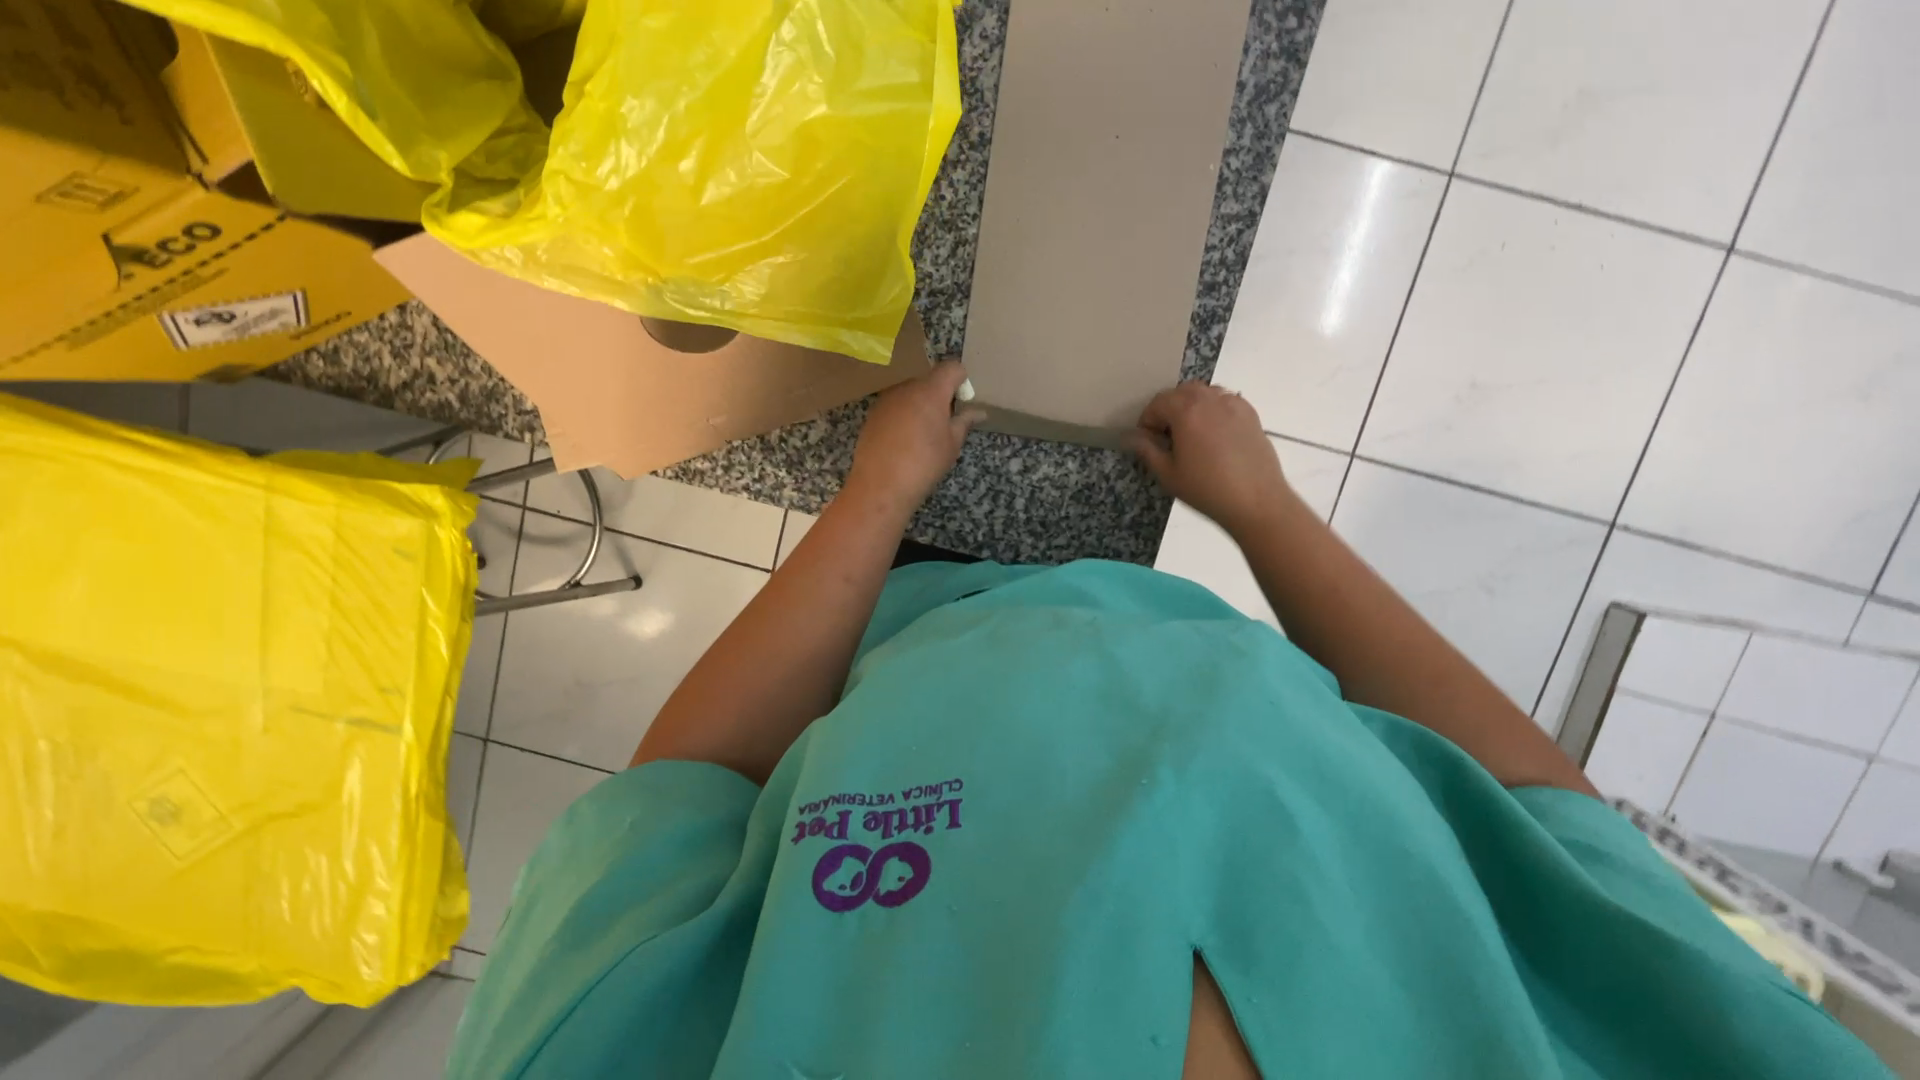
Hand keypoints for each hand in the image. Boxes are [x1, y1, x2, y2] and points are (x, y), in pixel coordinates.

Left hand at [846, 361, 983, 514]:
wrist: (880, 486)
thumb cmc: (923, 464)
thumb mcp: (951, 445)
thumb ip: (964, 422)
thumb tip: (979, 412)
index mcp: (930, 392)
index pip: (951, 368)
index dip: (961, 380)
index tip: (963, 401)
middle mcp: (906, 389)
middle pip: (928, 381)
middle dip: (939, 396)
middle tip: (945, 423)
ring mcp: (886, 400)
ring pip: (909, 394)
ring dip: (920, 406)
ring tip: (922, 436)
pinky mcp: (872, 415)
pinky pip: (894, 407)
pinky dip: (902, 417)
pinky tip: (902, 442)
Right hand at [1129, 382, 1297, 538]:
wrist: (1256, 501)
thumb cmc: (1207, 490)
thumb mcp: (1169, 474)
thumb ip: (1147, 450)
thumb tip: (1132, 437)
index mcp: (1186, 411)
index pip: (1158, 403)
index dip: (1147, 420)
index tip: (1147, 440)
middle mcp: (1210, 400)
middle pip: (1182, 392)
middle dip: (1169, 409)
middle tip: (1167, 436)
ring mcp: (1234, 404)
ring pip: (1205, 392)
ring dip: (1192, 405)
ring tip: (1191, 432)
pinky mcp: (1251, 414)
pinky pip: (1226, 400)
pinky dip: (1214, 409)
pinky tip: (1214, 434)